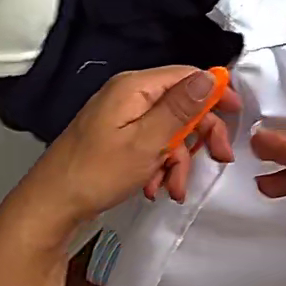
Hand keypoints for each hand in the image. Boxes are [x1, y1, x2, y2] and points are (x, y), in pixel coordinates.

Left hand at [8, 66, 240, 243]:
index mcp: (135, 88)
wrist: (48, 210)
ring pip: (173, 128)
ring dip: (181, 158)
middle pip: (184, 104)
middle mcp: (130, 96)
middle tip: (219, 157)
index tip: (236, 114)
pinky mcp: (120, 137)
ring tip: (174, 185)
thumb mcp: (148, 141)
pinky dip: (163, 164)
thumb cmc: (95, 174)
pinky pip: (156, 142)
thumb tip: (210, 76)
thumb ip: (182, 107)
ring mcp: (124, 117)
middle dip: (202, 134)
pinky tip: (158, 185)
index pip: (189, 75)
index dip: (216, 92)